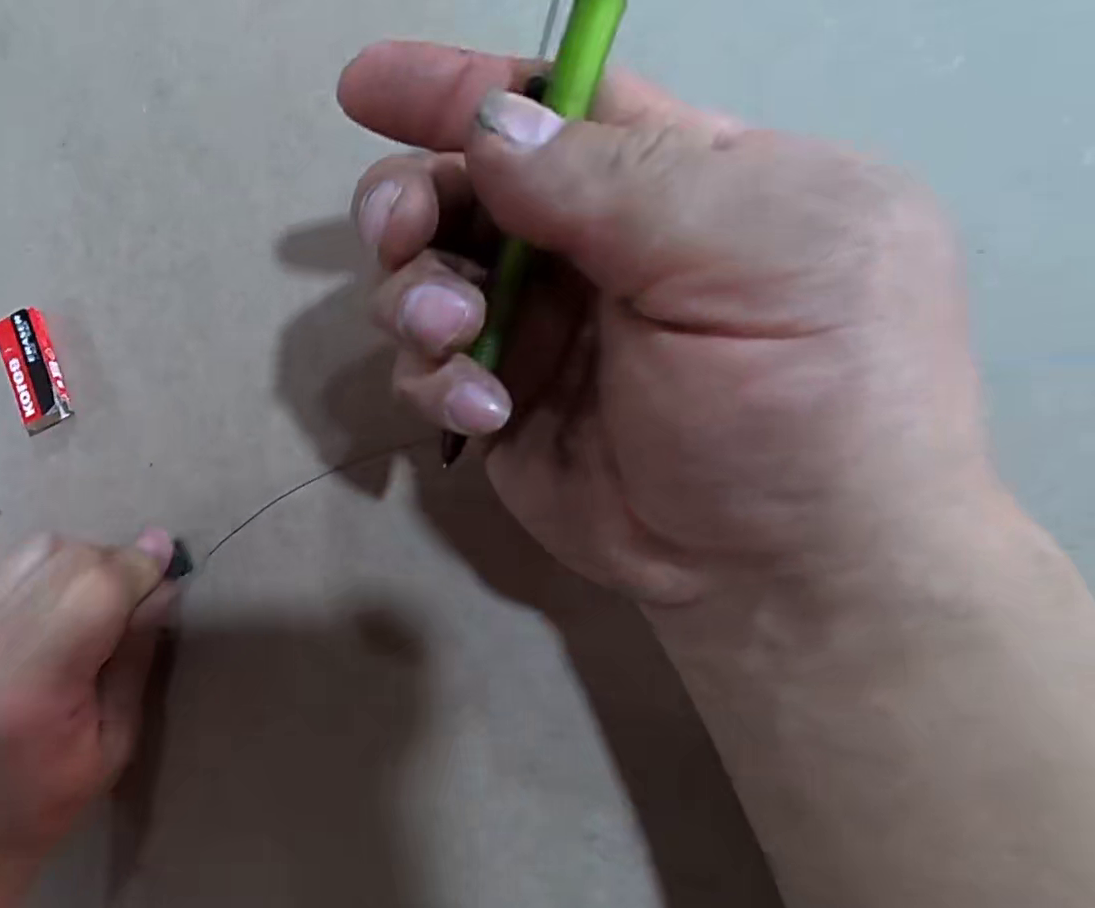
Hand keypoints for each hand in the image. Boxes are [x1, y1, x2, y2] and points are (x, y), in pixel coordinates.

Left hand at [0, 530, 175, 863]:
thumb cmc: (51, 798)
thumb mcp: (116, 740)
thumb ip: (136, 658)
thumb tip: (163, 589)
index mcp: (33, 681)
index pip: (95, 590)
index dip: (138, 567)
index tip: (170, 557)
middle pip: (68, 560)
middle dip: (117, 562)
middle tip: (143, 590)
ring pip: (39, 549)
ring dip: (84, 559)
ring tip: (102, 598)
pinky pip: (13, 564)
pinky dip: (51, 566)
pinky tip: (63, 601)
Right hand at [338, 42, 999, 609]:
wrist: (769, 559)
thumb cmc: (807, 394)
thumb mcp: (753, 255)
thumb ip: (616, 182)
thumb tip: (490, 128)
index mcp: (661, 179)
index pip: (542, 106)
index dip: (449, 91)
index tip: (364, 85)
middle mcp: (577, 248)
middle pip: (450, 198)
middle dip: (408, 210)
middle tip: (401, 239)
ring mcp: (524, 331)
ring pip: (415, 286)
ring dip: (415, 303)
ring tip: (456, 336)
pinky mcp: (484, 400)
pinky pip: (421, 371)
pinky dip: (433, 383)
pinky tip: (482, 412)